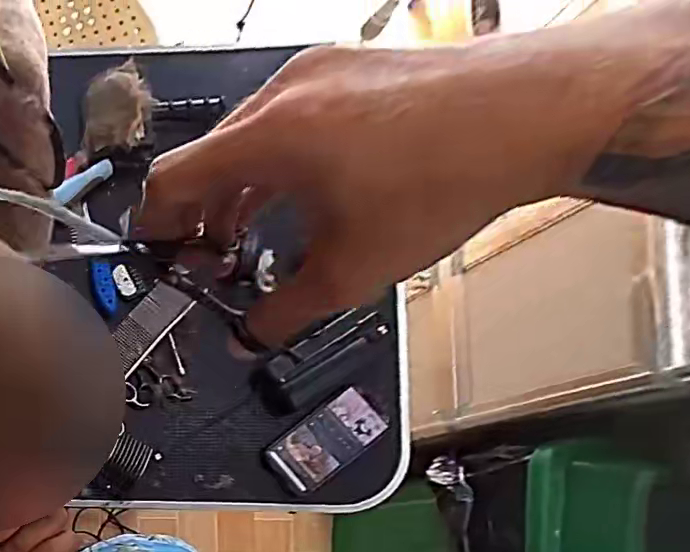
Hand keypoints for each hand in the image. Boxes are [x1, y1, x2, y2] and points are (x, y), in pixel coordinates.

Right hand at [136, 33, 630, 344]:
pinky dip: (267, 169)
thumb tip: (247, 341)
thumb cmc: (441, 185)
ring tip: (239, 244)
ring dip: (231, 196)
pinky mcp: (348, 72)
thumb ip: (281, 314)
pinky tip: (284, 204)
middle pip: (205, 160)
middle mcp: (283, 93)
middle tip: (204, 266)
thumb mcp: (348, 273)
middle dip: (195, 219)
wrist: (535, 112)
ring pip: (243, 142)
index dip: (154, 225)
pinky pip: (282, 124)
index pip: (173, 178)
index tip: (155, 258)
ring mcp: (317, 73)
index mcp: (269, 137)